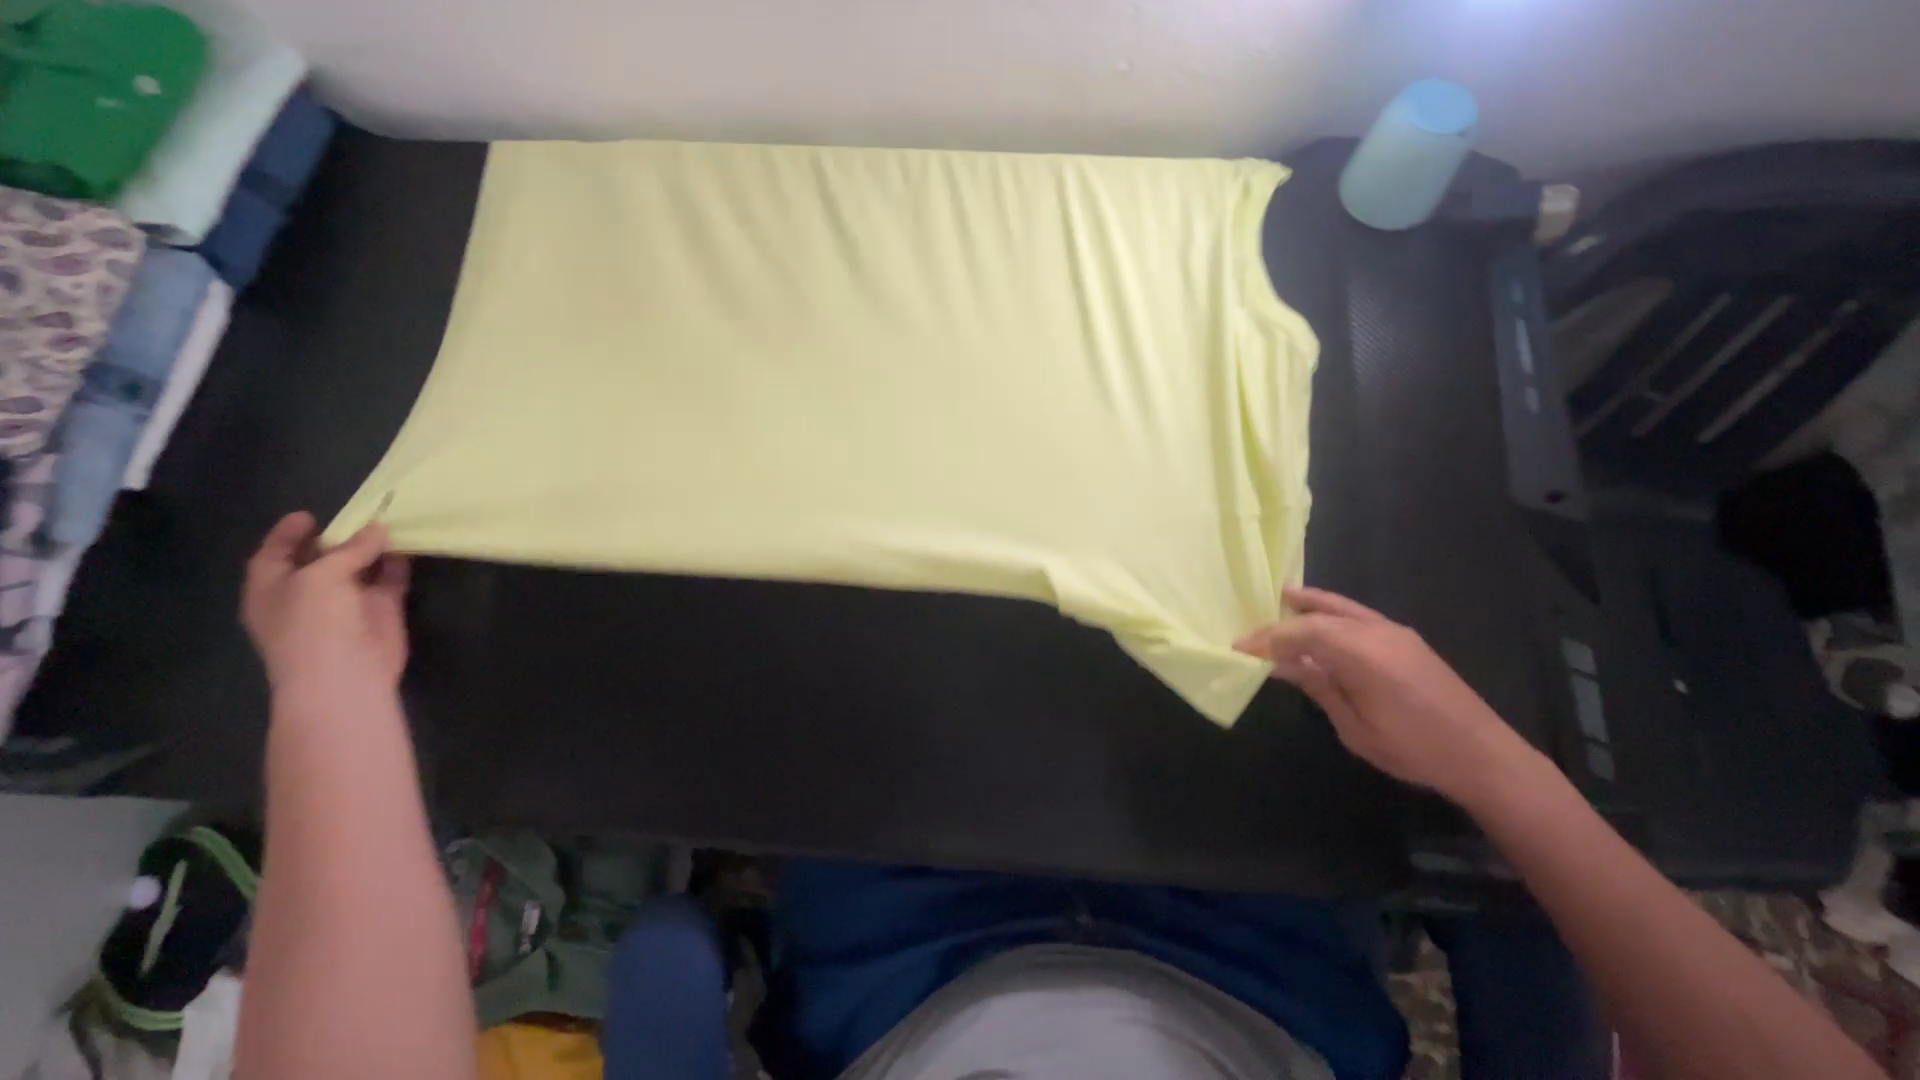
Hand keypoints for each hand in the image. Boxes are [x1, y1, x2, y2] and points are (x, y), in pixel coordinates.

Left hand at [242, 512, 410, 701]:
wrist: (345, 677)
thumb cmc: (312, 624)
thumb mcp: (320, 576)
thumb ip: (348, 550)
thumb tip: (377, 529)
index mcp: (272, 590)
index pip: (274, 555)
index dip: (287, 534)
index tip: (308, 515)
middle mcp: (306, 595)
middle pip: (320, 559)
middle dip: (339, 538)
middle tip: (360, 514)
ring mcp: (346, 605)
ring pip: (359, 569)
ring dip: (373, 548)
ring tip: (389, 522)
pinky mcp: (381, 612)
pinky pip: (389, 582)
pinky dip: (398, 565)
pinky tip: (408, 545)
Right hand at [1235, 587, 1543, 804]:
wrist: (1482, 754)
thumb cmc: (1412, 748)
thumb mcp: (1354, 726)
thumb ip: (1319, 686)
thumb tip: (1281, 665)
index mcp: (1361, 654)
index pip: (1301, 633)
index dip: (1267, 639)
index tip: (1239, 649)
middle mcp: (1377, 632)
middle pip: (1319, 616)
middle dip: (1283, 623)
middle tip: (1253, 635)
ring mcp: (1395, 633)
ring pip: (1343, 608)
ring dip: (1311, 606)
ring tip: (1283, 600)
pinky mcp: (1407, 640)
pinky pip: (1360, 616)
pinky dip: (1334, 613)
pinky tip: (1322, 622)